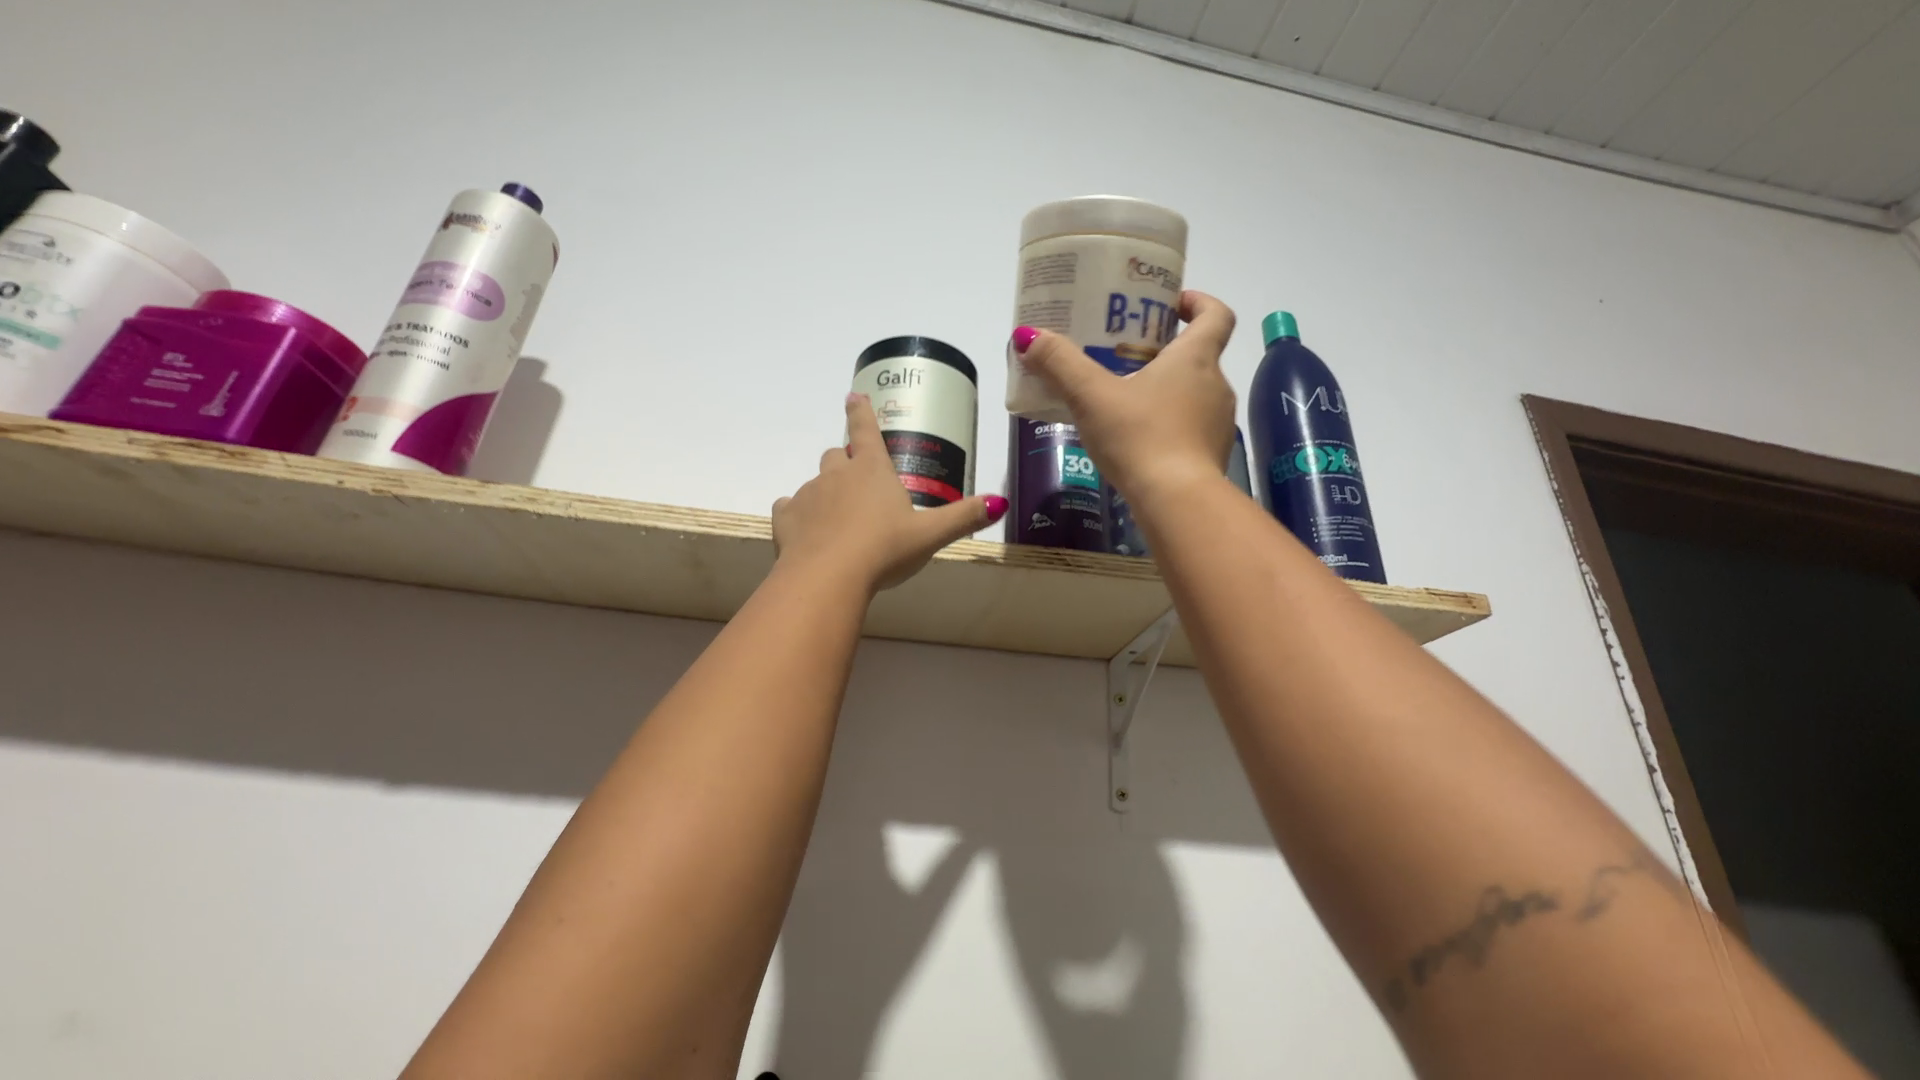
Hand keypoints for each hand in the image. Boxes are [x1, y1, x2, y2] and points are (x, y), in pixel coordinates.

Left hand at [772, 393, 1007, 593]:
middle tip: (859, 486)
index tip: (853, 396)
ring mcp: (808, 494)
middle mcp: (837, 474)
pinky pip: (789, 508)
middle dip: (846, 463)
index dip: (861, 411)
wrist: (828, 577)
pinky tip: (808, 535)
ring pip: (815, 484)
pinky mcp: (786, 518)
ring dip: (826, 495)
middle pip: (837, 455)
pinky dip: (799, 516)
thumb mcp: (930, 535)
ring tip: (840, 524)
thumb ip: (963, 517)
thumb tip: (999, 501)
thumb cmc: (884, 550)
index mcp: (872, 471)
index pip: (866, 429)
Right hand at [1012, 290, 1237, 504]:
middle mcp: (1217, 385)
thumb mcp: (1091, 396)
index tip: (1172, 304)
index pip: (1217, 314)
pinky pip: (1191, 428)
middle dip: (1166, 351)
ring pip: (1194, 394)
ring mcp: (1218, 423)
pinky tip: (1137, 440)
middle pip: (1200, 355)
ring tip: (1125, 399)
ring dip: (1166, 390)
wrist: (1177, 502)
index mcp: (1197, 359)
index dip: (1198, 302)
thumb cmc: (1140, 437)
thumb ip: (1060, 364)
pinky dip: (1169, 425)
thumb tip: (1027, 335)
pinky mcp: (1212, 456)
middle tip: (1127, 354)